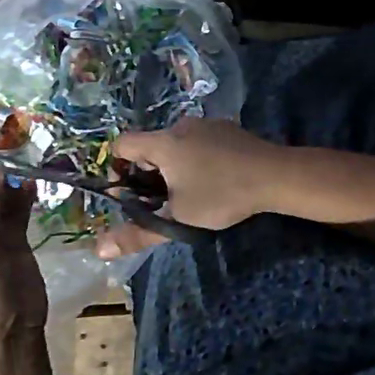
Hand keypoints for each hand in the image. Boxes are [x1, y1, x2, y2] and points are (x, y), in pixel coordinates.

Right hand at [93, 118, 281, 258]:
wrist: (276, 175)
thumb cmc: (221, 194)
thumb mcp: (178, 217)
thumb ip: (138, 233)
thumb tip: (99, 250)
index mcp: (163, 142)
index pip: (123, 144)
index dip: (118, 168)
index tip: (130, 195)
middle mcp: (180, 125)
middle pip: (149, 145)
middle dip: (148, 174)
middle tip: (161, 202)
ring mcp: (206, 124)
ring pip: (176, 145)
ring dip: (173, 167)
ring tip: (189, 194)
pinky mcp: (227, 129)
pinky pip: (198, 142)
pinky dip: (195, 159)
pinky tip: (214, 181)